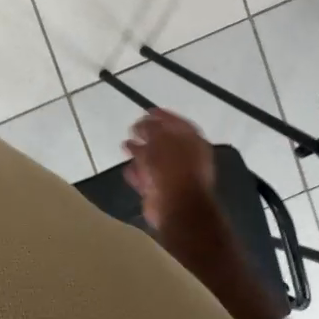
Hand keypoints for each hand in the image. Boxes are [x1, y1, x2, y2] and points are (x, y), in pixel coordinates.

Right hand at [122, 109, 217, 229]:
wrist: (176, 208)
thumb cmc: (172, 169)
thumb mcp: (160, 140)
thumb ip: (152, 128)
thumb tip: (143, 123)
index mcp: (193, 143)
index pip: (178, 123)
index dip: (163, 116)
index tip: (147, 111)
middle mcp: (188, 158)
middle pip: (166, 141)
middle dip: (148, 134)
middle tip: (133, 129)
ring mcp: (176, 176)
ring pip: (155, 160)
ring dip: (140, 152)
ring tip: (125, 146)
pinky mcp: (163, 192)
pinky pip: (148, 177)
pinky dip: (138, 171)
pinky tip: (128, 168)